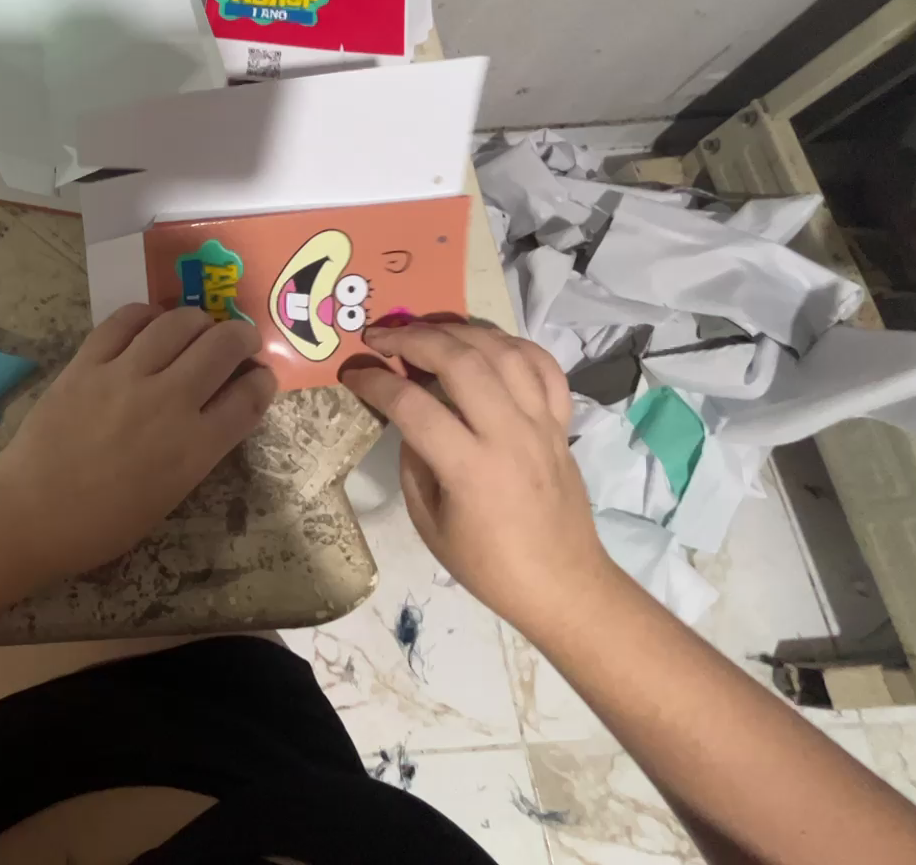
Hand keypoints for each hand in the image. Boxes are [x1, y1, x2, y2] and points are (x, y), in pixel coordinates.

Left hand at [0, 304, 276, 576]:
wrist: (32, 513)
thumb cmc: (102, 523)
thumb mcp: (169, 495)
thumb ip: (198, 449)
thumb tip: (214, 412)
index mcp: (195, 448)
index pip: (249, 397)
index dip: (263, 379)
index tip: (260, 375)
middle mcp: (169, 401)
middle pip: (222, 347)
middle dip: (241, 337)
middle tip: (238, 339)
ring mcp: (126, 375)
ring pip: (179, 323)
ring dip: (199, 319)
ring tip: (199, 326)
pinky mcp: (88, 361)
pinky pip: (125, 321)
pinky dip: (147, 314)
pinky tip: (152, 321)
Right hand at [339, 320, 616, 628]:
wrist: (564, 585)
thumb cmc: (487, 564)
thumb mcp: (428, 520)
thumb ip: (414, 460)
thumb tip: (407, 416)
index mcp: (471, 468)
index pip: (412, 404)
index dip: (374, 381)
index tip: (351, 373)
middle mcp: (510, 435)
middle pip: (461, 361)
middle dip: (412, 338)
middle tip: (379, 336)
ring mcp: (541, 424)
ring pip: (503, 352)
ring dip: (458, 330)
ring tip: (425, 329)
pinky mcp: (561, 423)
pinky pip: (542, 366)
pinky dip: (510, 344)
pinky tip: (481, 343)